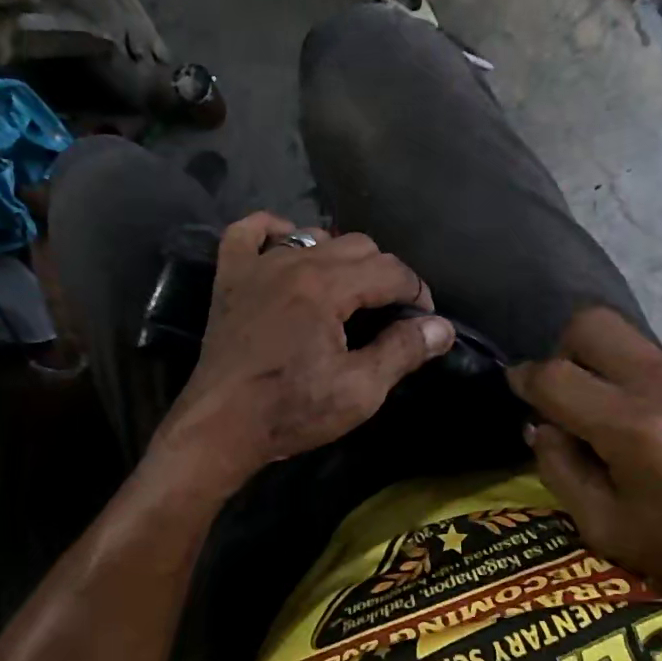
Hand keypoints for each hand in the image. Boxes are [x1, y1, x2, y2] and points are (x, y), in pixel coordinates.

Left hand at [153, 213, 455, 483]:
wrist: (219, 429)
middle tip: (390, 316)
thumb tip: (442, 328)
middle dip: (386, 276)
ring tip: (349, 295)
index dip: (417, 294)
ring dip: (342, 258)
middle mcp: (293, 262)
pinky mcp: (230, 278)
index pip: (390, 270)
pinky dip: (274, 232)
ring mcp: (257, 266)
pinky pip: (250, 232)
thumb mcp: (359, 390)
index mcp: (326, 286)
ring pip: (316, 236)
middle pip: (359, 246)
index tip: (423, 322)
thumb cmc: (291, 412)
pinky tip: (288, 247)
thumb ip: (403, 351)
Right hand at [507, 308, 661, 620]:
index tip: (516, 386)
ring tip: (634, 432)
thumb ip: (565, 473)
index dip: (524, 379)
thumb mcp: (617, 534)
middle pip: (592, 324)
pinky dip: (661, 393)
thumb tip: (541, 428)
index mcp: (636, 429)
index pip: (554, 377)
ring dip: (617, 377)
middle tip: (565, 389)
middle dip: (564, 349)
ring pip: (636, 348)